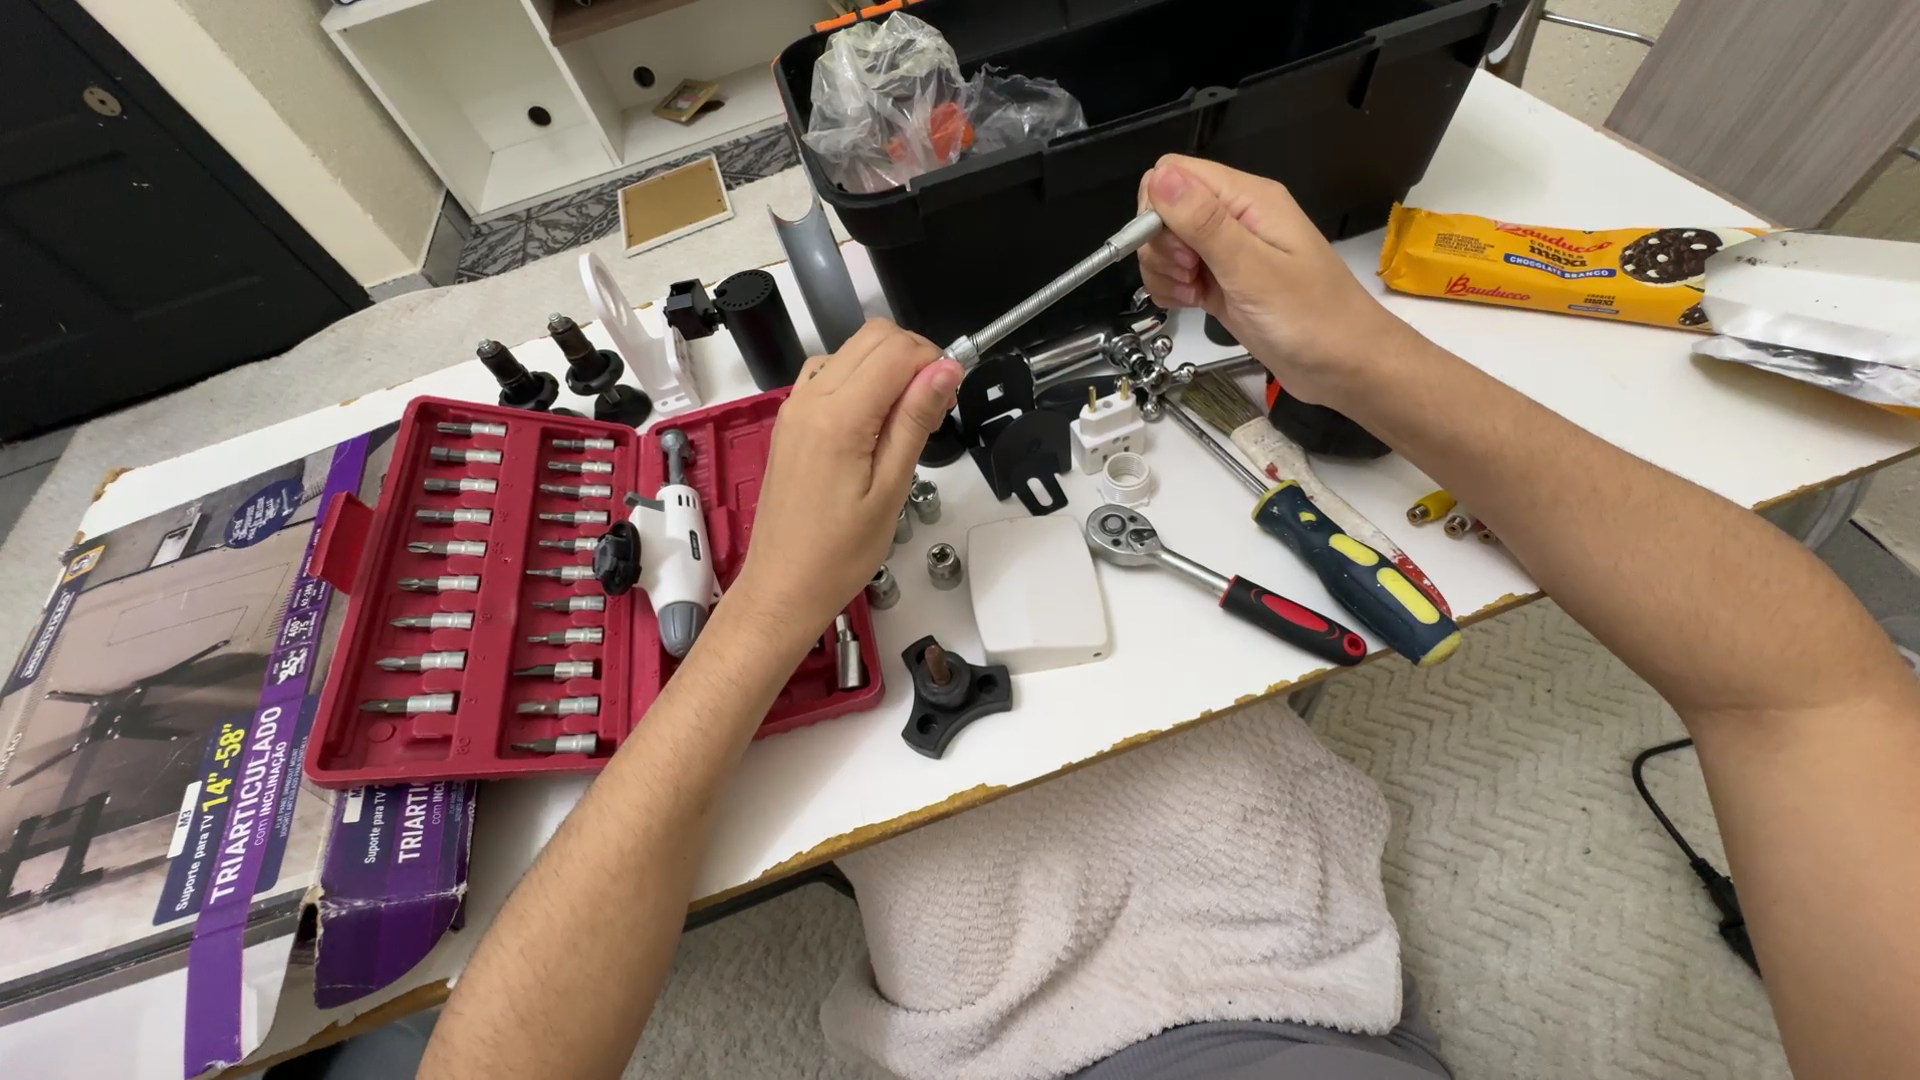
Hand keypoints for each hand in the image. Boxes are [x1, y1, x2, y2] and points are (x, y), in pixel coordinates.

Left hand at [730, 319, 960, 640]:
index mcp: (838, 418)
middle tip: (933, 408)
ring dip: (887, 367)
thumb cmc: (839, 553)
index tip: (949, 399)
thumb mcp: (891, 490)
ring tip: (906, 418)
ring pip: (850, 351)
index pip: (895, 351)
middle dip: (914, 358)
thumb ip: (915, 420)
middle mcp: (810, 400)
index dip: (934, 361)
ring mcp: (794, 408)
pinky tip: (874, 421)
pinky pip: (828, 375)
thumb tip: (946, 369)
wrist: (783, 584)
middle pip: (872, 337)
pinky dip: (860, 380)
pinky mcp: (790, 421)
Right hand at [1137, 155, 1418, 404]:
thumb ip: (1205, 223)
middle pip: (1164, 210)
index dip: (1159, 210)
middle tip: (1190, 276)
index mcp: (1248, 199)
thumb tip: (1160, 178)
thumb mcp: (1253, 269)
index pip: (1175, 174)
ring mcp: (1225, 252)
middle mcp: (1234, 218)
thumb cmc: (1310, 318)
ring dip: (1164, 273)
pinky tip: (1192, 305)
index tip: (1177, 252)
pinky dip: (1172, 291)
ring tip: (1193, 295)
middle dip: (1161, 248)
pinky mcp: (1220, 282)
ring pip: (1166, 245)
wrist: (1341, 364)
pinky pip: (1176, 274)